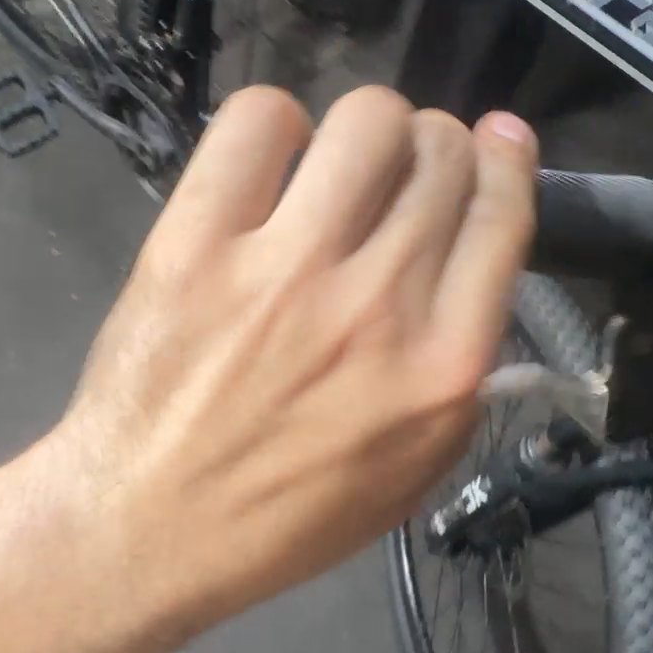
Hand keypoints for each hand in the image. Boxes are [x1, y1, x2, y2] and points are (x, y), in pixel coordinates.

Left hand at [42, 86, 537, 609]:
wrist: (147, 532)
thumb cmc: (284, 520)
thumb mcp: (411, 478)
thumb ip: (462, 380)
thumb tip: (474, 278)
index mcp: (443, 366)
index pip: (503, 214)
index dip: (505, 163)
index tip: (496, 144)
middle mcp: (378, 303)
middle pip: (441, 153)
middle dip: (436, 147)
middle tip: (404, 174)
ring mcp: (285, 267)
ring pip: (366, 120)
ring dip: (369, 129)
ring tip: (340, 166)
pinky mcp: (197, 244)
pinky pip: (258, 121)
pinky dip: (274, 123)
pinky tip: (268, 163)